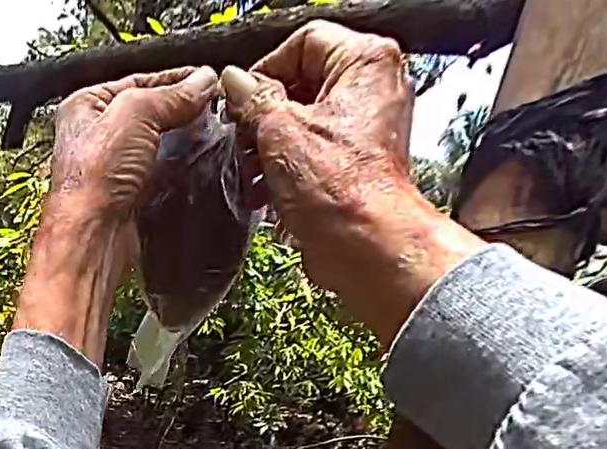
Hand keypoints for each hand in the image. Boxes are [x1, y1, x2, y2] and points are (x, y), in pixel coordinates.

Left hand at [13, 67, 220, 365]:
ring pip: (156, 146)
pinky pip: (159, 176)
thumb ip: (171, 95)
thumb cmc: (94, 178)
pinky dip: (177, 170)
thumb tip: (201, 82)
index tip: (206, 80)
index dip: (175, 79)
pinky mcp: (129, 199)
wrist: (93, 238)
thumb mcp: (135, 113)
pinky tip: (195, 166)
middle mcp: (97, 137)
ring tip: (209, 136)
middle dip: (180, 111)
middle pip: (149, 114)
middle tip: (212, 109)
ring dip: (182, 142)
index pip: (139, 81)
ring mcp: (113, 171)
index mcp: (87, 105)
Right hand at [222, 23, 484, 344]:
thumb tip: (235, 83)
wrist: (366, 247)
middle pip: (302, 86)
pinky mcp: (353, 169)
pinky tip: (264, 193)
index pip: (303, 43)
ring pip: (303, 126)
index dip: (264, 71)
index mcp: (364, 62)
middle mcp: (372, 91)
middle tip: (241, 141)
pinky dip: (285, 172)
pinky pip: (311, 157)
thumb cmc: (341, 191)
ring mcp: (364, 132)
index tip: (239, 101)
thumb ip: (253, 99)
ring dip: (268, 151)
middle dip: (263, 119)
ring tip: (249, 174)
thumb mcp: (280, 132)